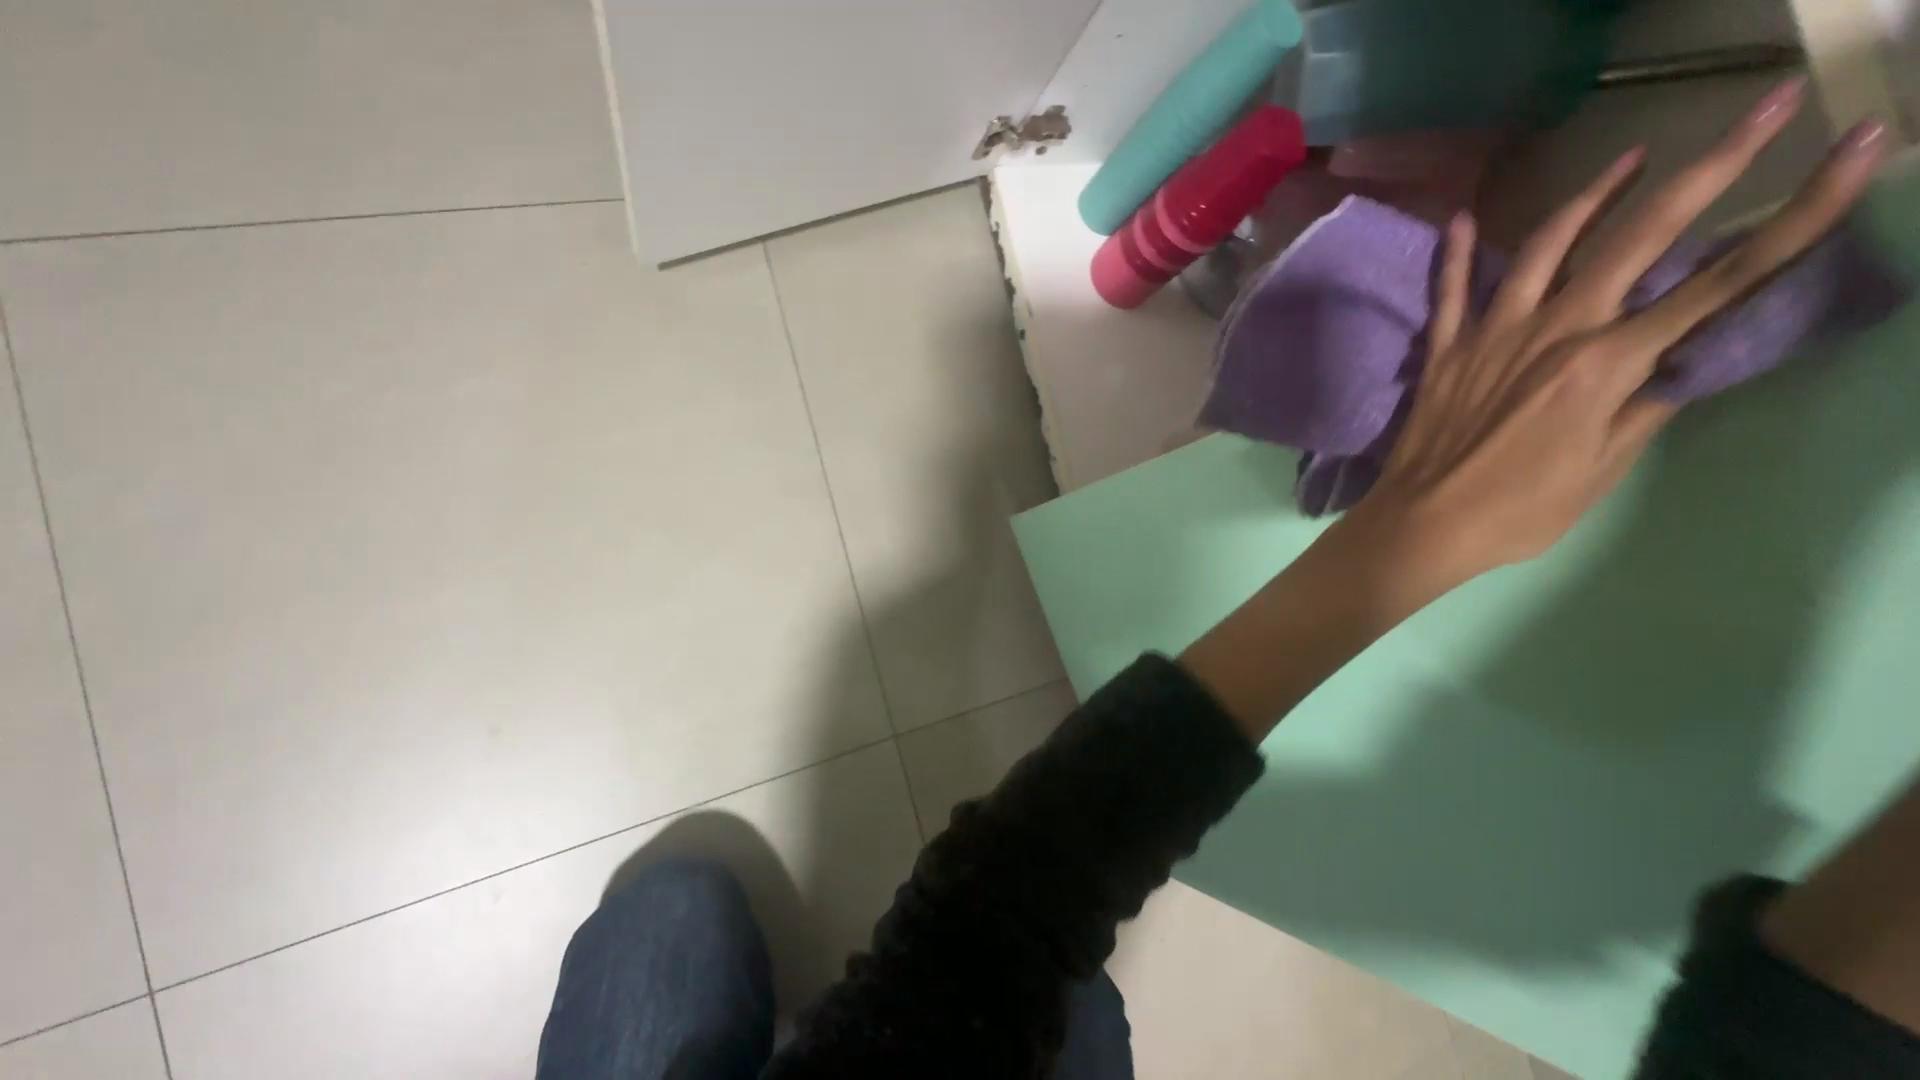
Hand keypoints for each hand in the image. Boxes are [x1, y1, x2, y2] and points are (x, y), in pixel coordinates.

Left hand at [1353, 78, 1890, 591]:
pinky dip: (1454, 255)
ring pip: (1544, 246)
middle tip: (1762, 110)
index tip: (1850, 152)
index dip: (1795, 215)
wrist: (1423, 523)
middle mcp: (1553, 330)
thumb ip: (1643, 407)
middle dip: (1710, 167)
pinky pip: (1450, 290)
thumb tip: (1679, 361)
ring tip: (1628, 159)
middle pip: (1639, 236)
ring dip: (1590, 197)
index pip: (1718, 281)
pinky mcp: (1445, 347)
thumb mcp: (1603, 469)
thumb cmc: (1519, 511)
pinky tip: (1459, 220)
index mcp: (1605, 363)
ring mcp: (1492, 332)